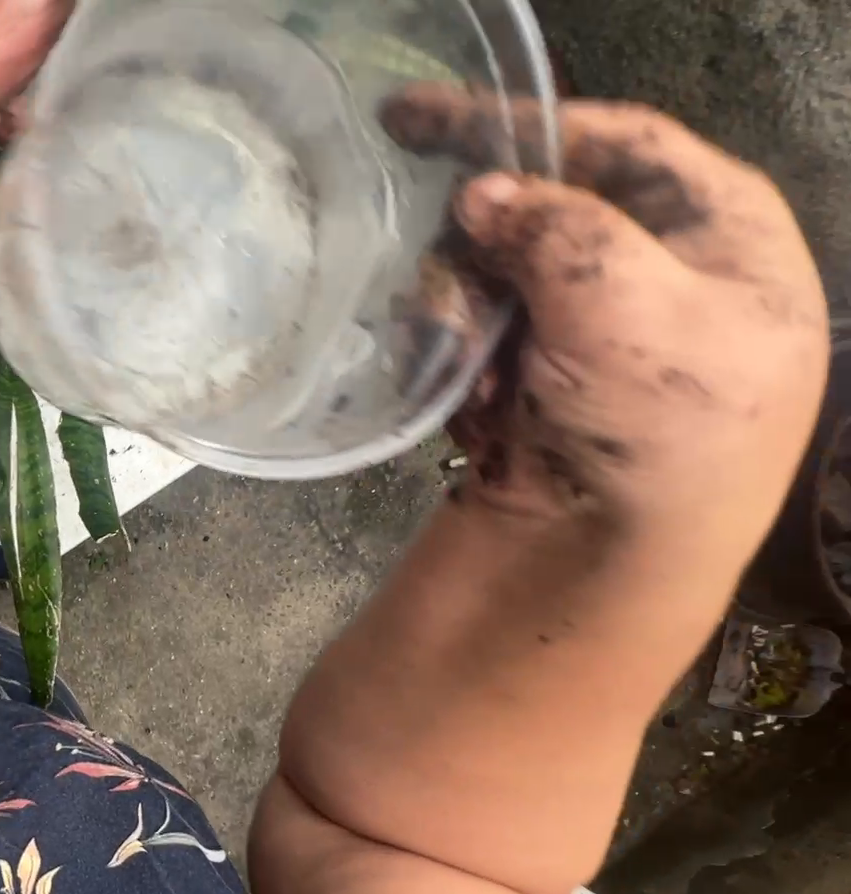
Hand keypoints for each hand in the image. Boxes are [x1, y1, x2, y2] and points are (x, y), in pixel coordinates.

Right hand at [385, 88, 830, 558]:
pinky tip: (474, 405)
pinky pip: (461, 338)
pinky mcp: (520, 373)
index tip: (409, 119)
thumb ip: (560, 233)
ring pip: (481, 280)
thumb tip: (478, 196)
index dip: (510, 121)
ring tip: (479, 382)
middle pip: (526, 215)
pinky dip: (452, 365)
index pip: (606, 140)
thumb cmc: (656, 425)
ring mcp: (574, 326)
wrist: (605, 549)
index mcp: (710, 227)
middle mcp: (641, 266)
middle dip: (475, 258)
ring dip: (460, 325)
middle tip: (454, 311)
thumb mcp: (635, 310)